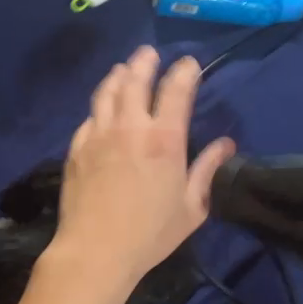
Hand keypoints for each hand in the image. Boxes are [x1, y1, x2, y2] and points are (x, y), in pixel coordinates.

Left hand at [51, 46, 235, 295]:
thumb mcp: (191, 207)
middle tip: (149, 53)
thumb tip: (225, 144)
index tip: (189, 63)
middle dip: (145, 62)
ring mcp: (99, 134)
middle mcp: (131, 126)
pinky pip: (89, 117)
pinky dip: (99, 106)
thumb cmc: (150, 233)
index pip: (176, 90)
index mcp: (164, 138)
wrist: (95, 251)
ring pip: (107, 92)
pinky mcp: (77, 148)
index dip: (184, 71)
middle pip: (136, 80)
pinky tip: (102, 109)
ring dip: (118, 76)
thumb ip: (207, 170)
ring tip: (123, 69)